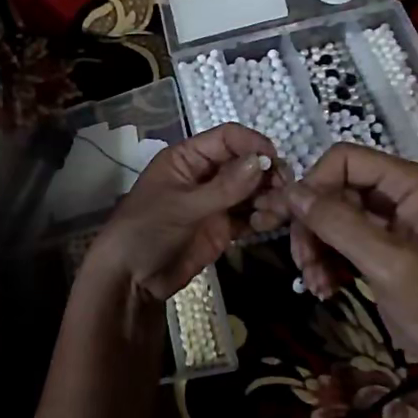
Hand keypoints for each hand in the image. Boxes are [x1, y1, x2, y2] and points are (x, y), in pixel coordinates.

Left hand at [84, 123, 282, 300]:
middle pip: (245, 163)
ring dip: (268, 197)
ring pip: (251, 190)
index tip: (275, 162)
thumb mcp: (183, 207)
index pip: (226, 138)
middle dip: (266, 174)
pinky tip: (269, 223)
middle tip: (285, 192)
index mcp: (186, 158)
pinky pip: (249, 216)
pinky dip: (263, 217)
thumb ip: (224, 187)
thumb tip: (262, 162)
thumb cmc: (146, 231)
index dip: (252, 145)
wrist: (131, 278)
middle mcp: (203, 175)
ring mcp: (213, 202)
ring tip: (277, 212)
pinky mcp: (221, 228)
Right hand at [284, 144, 417, 374]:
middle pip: (334, 190)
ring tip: (313, 282)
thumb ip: (338, 223)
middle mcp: (402, 196)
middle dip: (311, 225)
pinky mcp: (383, 250)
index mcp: (414, 186)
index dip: (314, 185)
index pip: (345, 160)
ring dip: (315, 248)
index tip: (295, 223)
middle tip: (301, 263)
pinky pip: (341, 241)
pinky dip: (326, 262)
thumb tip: (290, 192)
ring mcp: (393, 224)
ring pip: (332, 217)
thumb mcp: (386, 263)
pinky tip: (324, 289)